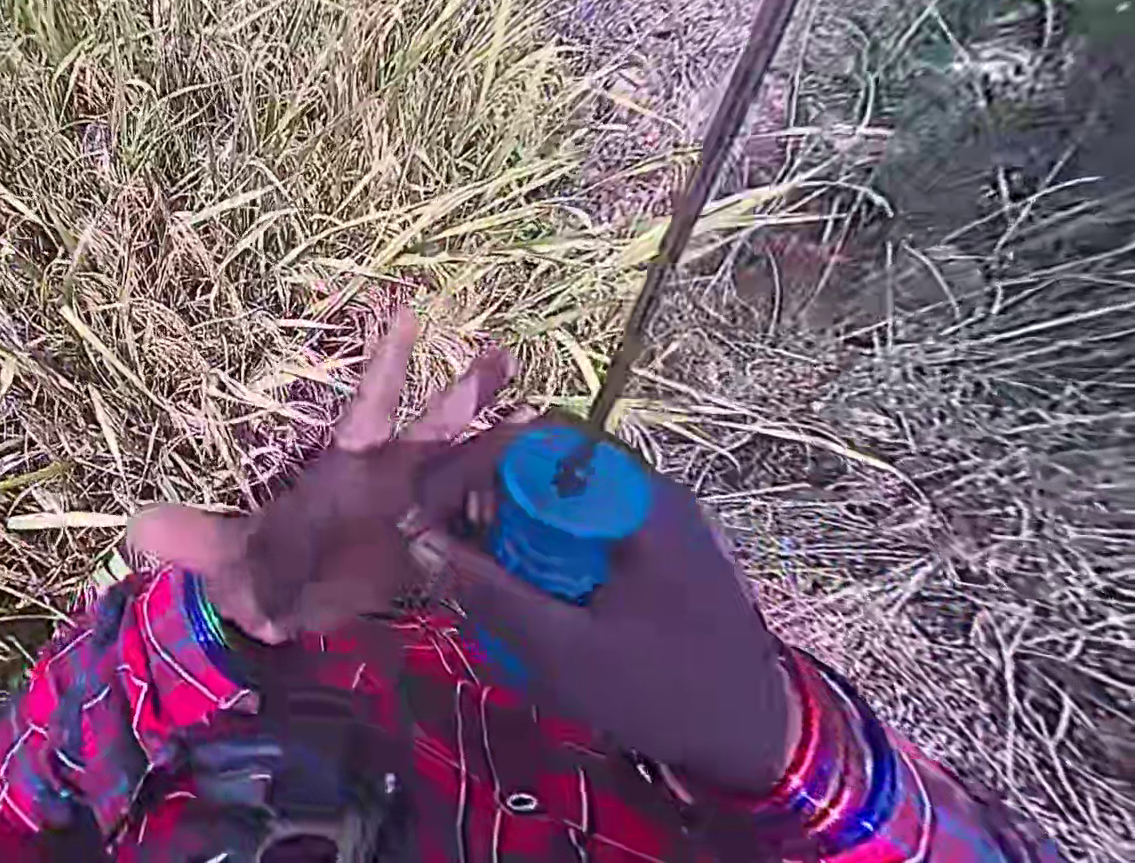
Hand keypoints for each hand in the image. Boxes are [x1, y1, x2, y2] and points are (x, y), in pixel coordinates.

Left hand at [128, 309, 515, 642]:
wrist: (285, 616)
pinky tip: (546, 507)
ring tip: (547, 423)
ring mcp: (414, 515)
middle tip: (502, 351)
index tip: (406, 309)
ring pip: (465, 472)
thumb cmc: (256, 569)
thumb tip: (137, 529)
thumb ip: (193, 539)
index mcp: (344, 463)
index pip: (371, 403)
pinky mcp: (431, 557)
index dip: (387, 359)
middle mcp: (386, 479)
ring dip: (500, 449)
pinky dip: (509, 518)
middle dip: (466, 393)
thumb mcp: (226, 554)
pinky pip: (479, 532)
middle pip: (434, 427)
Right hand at [414, 436, 794, 792]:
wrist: (762, 736)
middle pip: (532, 445)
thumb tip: (418, 542)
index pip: (533, 443)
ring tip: (461, 536)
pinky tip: (500, 548)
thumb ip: (491, 594)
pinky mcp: (629, 523)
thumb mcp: (569, 654)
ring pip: (541, 465)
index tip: (426, 511)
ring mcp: (636, 500)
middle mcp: (637, 483)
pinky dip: (515, 511)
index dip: (466, 466)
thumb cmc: (667, 693)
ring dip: (489, 492)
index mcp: (633, 502)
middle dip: (470, 477)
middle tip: (436, 523)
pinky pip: (557, 493)